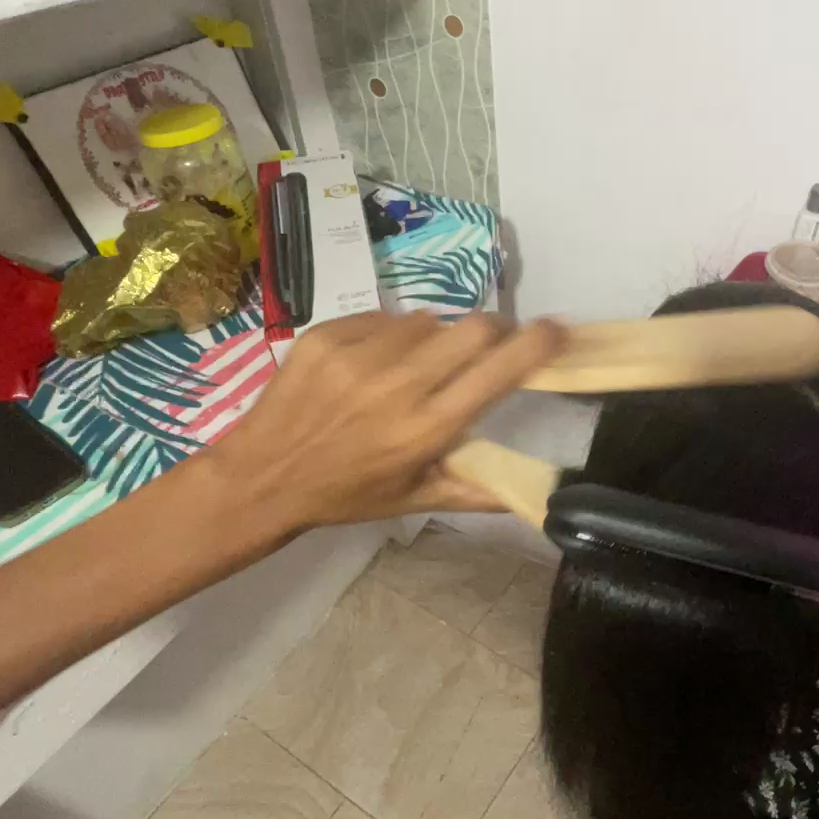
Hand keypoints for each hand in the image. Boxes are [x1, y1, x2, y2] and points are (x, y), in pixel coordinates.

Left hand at [202, 312, 565, 540]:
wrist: (261, 476)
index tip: (557, 329)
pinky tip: (371, 363)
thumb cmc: (348, 493)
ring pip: (427, 320)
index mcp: (427, 428)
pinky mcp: (325, 334)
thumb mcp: (416, 501)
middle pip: (474, 326)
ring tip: (413, 366)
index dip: (538, 342)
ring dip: (435, 337)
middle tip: (488, 344)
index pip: (499, 368)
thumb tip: (538, 494)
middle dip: (493, 330)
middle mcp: (398, 386)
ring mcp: (357, 355)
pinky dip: (390, 335)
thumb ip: (479, 491)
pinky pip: (383, 317)